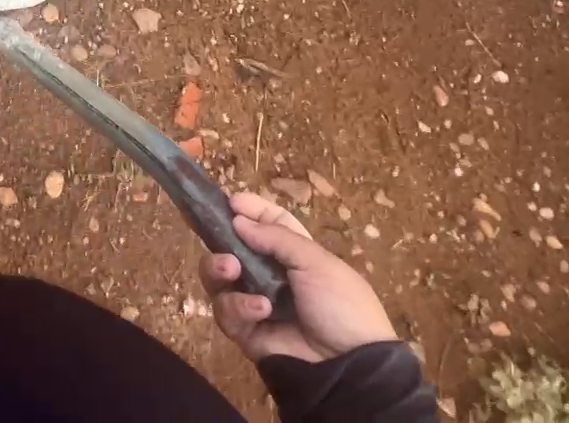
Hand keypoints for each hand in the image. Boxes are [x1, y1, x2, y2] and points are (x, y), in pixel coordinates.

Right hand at [199, 192, 398, 362]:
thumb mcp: (319, 264)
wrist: (352, 367)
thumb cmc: (343, 306)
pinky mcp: (243, 328)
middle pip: (229, 245)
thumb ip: (277, 238)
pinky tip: (260, 309)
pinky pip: (226, 310)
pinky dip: (239, 306)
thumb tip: (237, 219)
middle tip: (222, 237)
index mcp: (293, 255)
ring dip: (218, 269)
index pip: (267, 222)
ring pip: (216, 276)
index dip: (250, 209)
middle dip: (219, 238)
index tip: (231, 201)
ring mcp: (252, 300)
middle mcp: (268, 274)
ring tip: (231, 270)